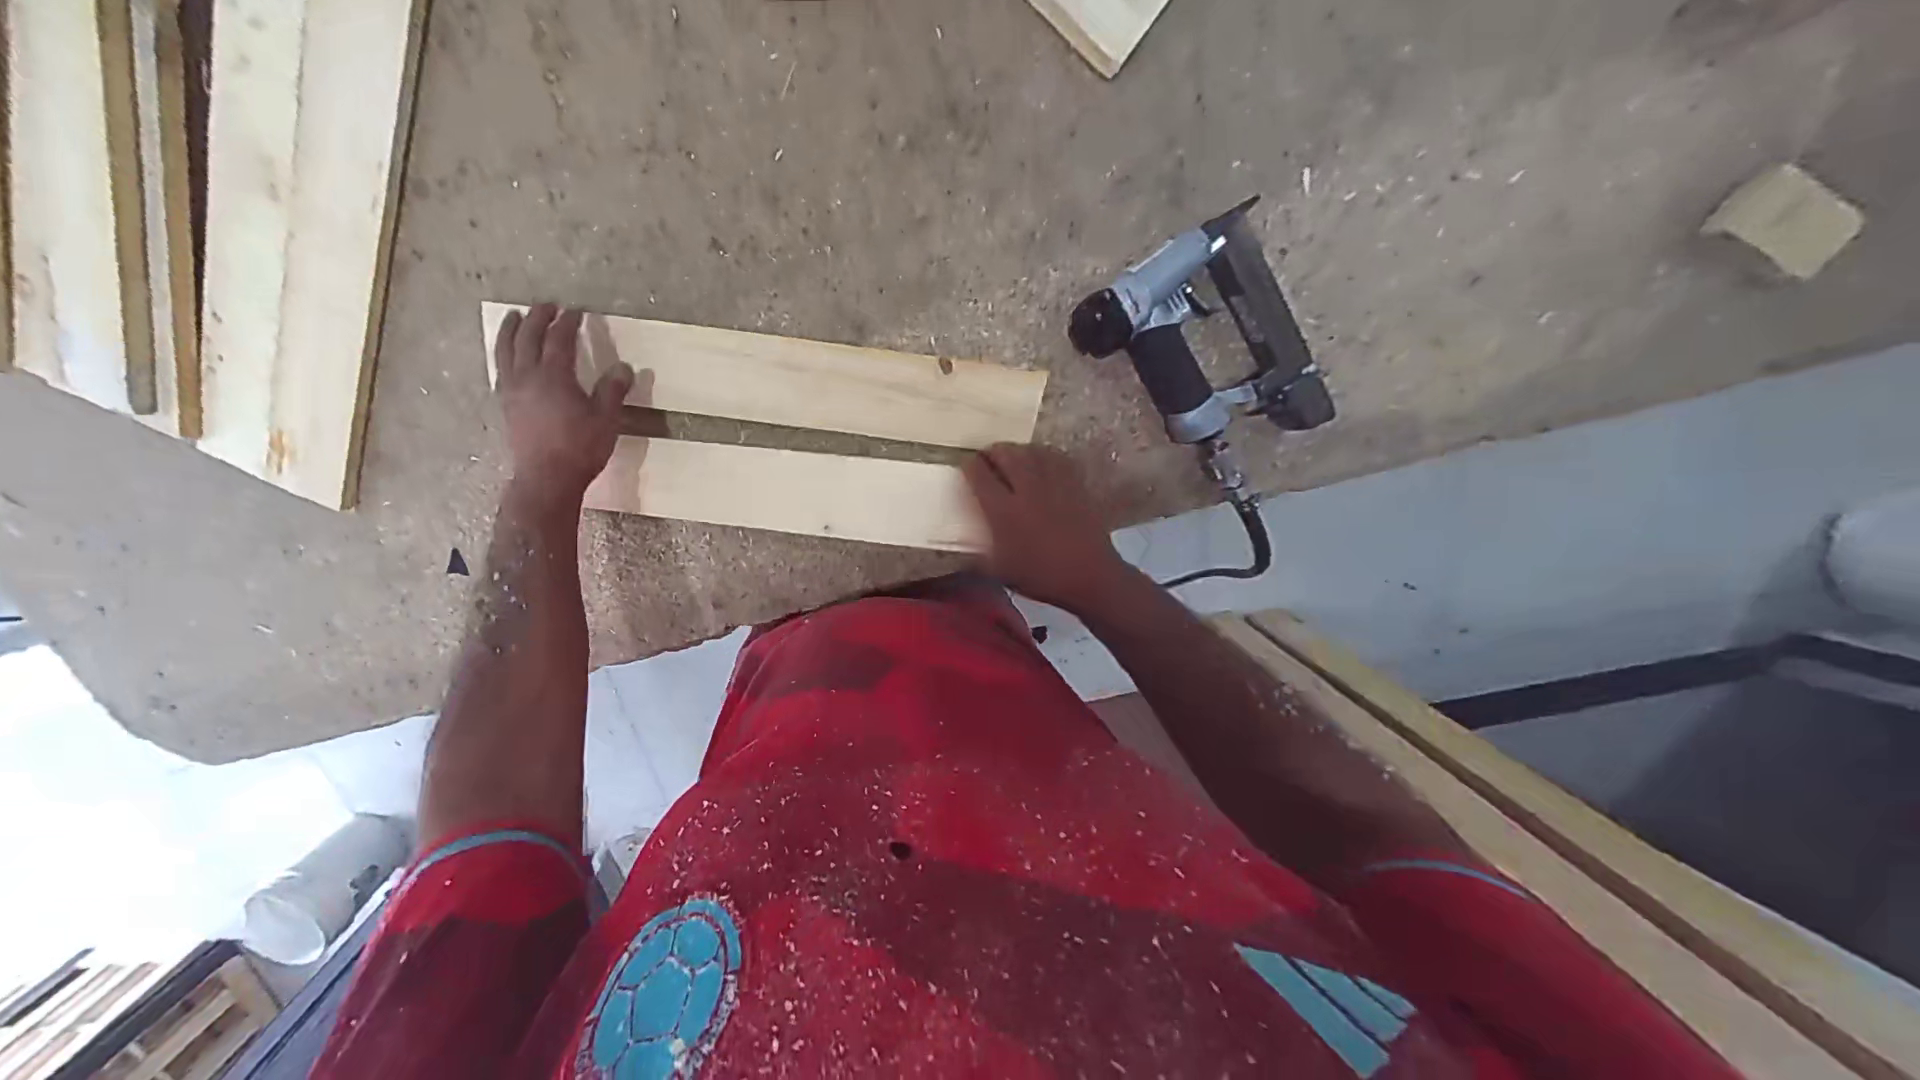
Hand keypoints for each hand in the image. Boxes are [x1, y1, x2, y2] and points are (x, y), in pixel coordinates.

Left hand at [494, 303, 632, 495]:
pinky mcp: (506, 405)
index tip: (576, 311)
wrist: (547, 478)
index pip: (559, 340)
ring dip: (511, 330)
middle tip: (547, 305)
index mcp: (554, 376)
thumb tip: (623, 367)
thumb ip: (612, 390)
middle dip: (538, 318)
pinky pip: (501, 369)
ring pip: (506, 350)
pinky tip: (508, 356)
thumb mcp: (605, 419)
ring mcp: (512, 391)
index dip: (568, 323)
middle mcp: (527, 377)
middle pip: (528, 338)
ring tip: (515, 317)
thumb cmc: (580, 448)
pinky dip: (504, 354)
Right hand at [963, 443, 1138, 611]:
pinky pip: (1056, 457)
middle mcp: (1026, 488)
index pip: (978, 474)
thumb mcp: (1000, 572)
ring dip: (1017, 450)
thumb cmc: (1042, 577)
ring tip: (1012, 458)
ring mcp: (1054, 482)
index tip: (966, 469)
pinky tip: (1042, 462)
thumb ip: (976, 558)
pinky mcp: (1076, 483)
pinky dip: (1044, 454)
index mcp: (1003, 510)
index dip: (968, 467)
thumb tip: (960, 552)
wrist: (1090, 576)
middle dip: (992, 453)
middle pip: (1005, 453)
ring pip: (1031, 450)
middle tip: (987, 460)